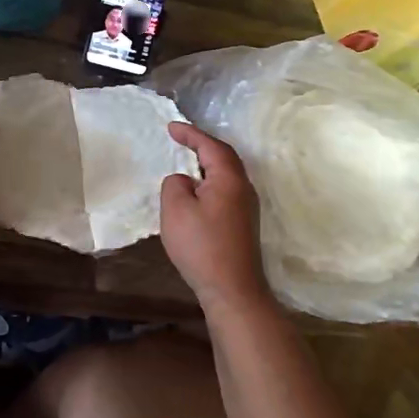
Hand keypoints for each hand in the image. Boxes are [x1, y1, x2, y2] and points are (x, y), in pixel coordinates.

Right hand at [160, 122, 271, 311]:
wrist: (233, 290)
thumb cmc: (202, 246)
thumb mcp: (176, 210)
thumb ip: (175, 185)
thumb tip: (185, 181)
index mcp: (229, 177)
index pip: (210, 145)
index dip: (190, 133)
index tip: (170, 127)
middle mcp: (243, 187)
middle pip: (223, 156)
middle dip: (201, 145)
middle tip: (179, 139)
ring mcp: (247, 206)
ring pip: (226, 174)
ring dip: (207, 164)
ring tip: (186, 161)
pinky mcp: (244, 223)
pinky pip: (226, 189)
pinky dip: (210, 181)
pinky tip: (197, 192)